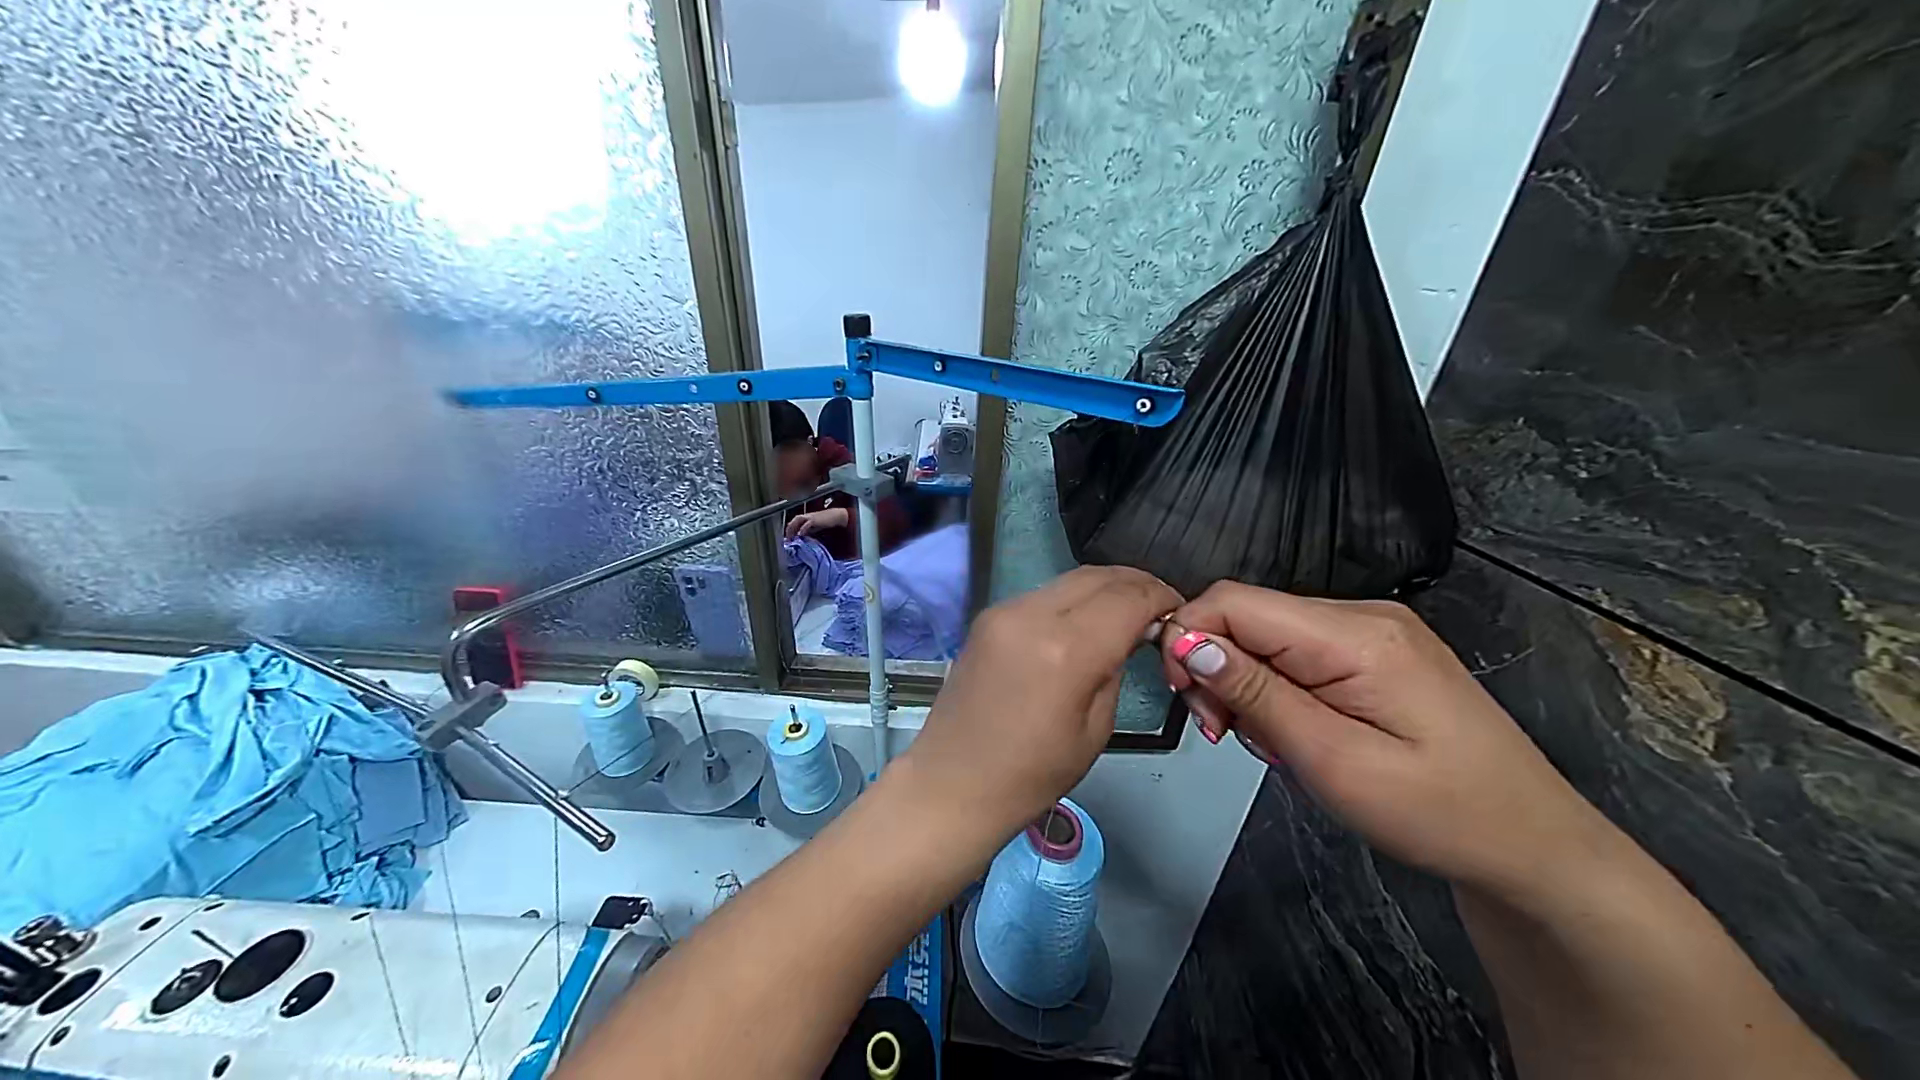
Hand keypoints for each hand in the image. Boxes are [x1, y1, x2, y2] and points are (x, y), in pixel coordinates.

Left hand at [785, 508, 849, 538]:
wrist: (834, 516)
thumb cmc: (825, 521)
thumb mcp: (814, 527)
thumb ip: (807, 530)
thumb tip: (801, 536)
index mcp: (804, 518)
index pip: (793, 523)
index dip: (789, 531)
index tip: (788, 539)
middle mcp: (805, 516)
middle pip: (793, 521)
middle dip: (789, 530)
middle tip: (787, 539)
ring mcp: (809, 517)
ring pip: (797, 520)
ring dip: (793, 528)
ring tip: (791, 537)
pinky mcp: (814, 519)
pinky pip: (806, 524)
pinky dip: (802, 529)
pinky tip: (800, 534)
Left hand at [899, 566, 1181, 843]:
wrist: (952, 784)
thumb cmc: (1031, 775)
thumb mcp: (1095, 729)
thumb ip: (1115, 667)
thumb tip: (1129, 634)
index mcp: (1065, 650)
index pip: (1128, 598)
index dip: (1161, 596)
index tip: (1178, 609)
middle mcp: (1031, 616)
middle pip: (1098, 576)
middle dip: (1136, 584)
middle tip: (1159, 606)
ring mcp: (1003, 611)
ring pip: (1069, 580)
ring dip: (1104, 588)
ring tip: (1126, 612)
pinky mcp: (986, 617)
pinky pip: (1042, 594)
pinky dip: (1072, 599)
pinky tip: (1085, 621)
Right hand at [1161, 581, 1620, 901]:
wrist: (1532, 845)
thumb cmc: (1438, 813)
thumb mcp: (1334, 760)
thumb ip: (1256, 693)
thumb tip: (1185, 642)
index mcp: (1356, 634)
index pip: (1234, 600)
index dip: (1188, 636)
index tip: (1185, 698)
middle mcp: (1360, 614)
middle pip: (1245, 615)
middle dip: (1214, 669)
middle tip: (1223, 733)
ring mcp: (1369, 630)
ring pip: (1263, 635)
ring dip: (1242, 685)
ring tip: (1267, 743)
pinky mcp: (1370, 652)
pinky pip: (1293, 653)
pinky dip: (1271, 689)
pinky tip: (1290, 730)